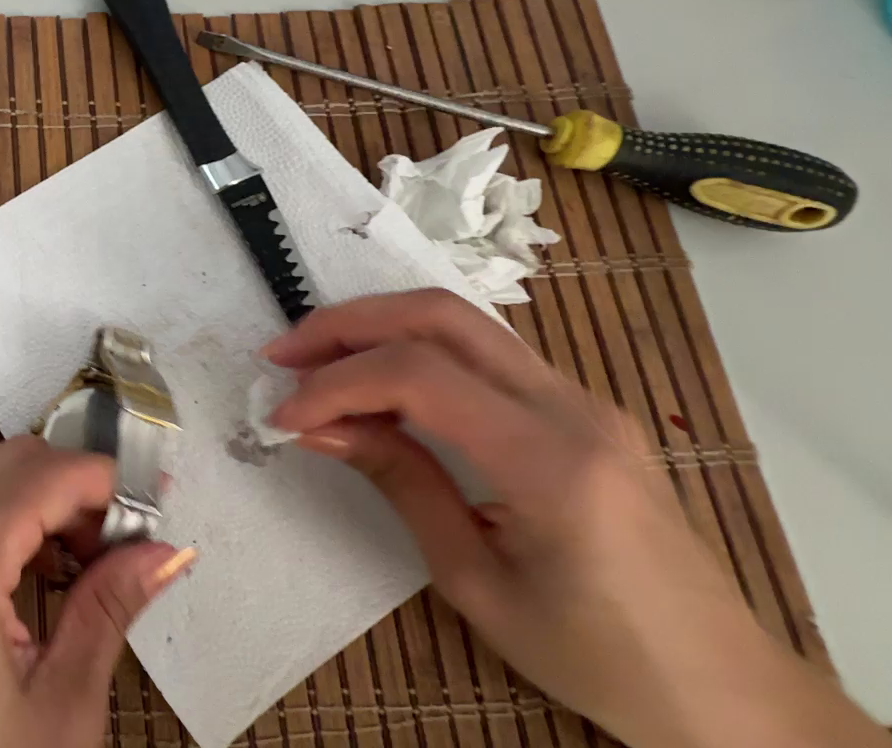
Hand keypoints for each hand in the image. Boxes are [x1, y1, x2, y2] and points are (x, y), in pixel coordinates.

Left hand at [0, 431, 194, 747]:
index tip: (149, 510)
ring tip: (60, 551)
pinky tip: (3, 548)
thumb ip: (108, 610)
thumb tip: (161, 552)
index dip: (111, 483)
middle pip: (16, 454)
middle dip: (74, 486)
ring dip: (25, 483)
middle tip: (112, 548)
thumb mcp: (60, 704)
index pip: (52, 473)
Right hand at [267, 289, 887, 747]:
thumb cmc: (596, 655)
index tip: (282, 414)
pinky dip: (415, 353)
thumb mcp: (474, 580)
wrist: (724, 690)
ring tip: (315, 363)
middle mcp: (575, 408)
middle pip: (441, 317)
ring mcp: (584, 401)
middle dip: (347, 324)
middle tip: (284, 353)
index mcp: (552, 461)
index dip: (335, 383)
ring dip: (378, 330)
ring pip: (462, 323)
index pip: (418, 376)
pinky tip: (377, 387)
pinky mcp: (581, 409)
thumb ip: (400, 482)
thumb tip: (319, 426)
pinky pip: (483, 355)